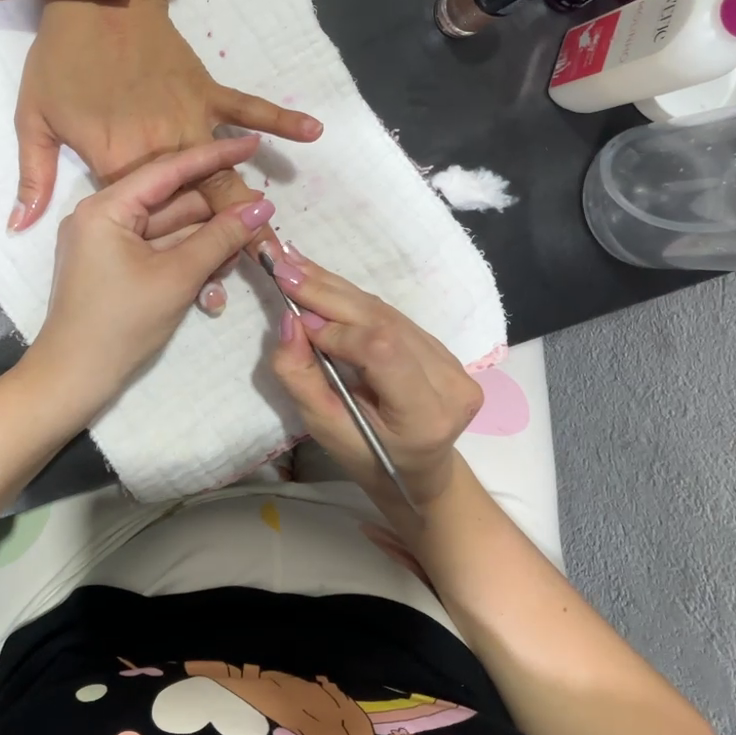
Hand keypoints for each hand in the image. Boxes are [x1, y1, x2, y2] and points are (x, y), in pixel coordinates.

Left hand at [10, 0, 321, 264]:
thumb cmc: (58, 61)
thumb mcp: (33, 121)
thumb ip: (33, 178)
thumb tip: (17, 224)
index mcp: (118, 161)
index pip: (152, 222)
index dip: (185, 259)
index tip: (214, 292)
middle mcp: (159, 145)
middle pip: (197, 206)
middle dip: (230, 246)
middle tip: (259, 278)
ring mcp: (185, 118)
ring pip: (221, 174)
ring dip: (246, 208)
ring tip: (277, 244)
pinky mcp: (202, 92)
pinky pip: (242, 107)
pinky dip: (275, 118)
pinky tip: (310, 132)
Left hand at [23, 137, 274, 408]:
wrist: (73, 376)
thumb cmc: (121, 323)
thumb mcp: (177, 277)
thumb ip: (221, 237)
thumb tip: (261, 205)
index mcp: (105, 206)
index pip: (169, 169)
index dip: (214, 155)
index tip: (252, 141)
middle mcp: (102, 215)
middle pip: (171, 201)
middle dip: (215, 215)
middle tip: (260, 217)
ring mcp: (106, 242)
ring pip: (168, 230)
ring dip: (205, 246)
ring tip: (241, 260)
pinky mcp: (112, 266)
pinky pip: (156, 251)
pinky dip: (185, 262)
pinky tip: (214, 284)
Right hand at [264, 243, 483, 506]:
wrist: (414, 470)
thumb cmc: (366, 458)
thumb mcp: (323, 428)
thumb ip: (301, 377)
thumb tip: (288, 321)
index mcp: (426, 415)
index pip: (381, 351)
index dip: (336, 330)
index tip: (295, 320)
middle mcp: (450, 382)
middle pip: (384, 321)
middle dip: (327, 293)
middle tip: (282, 267)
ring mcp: (453, 362)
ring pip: (386, 312)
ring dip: (335, 287)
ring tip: (292, 264)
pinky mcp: (443, 348)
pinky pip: (391, 314)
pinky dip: (350, 297)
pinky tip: (318, 278)